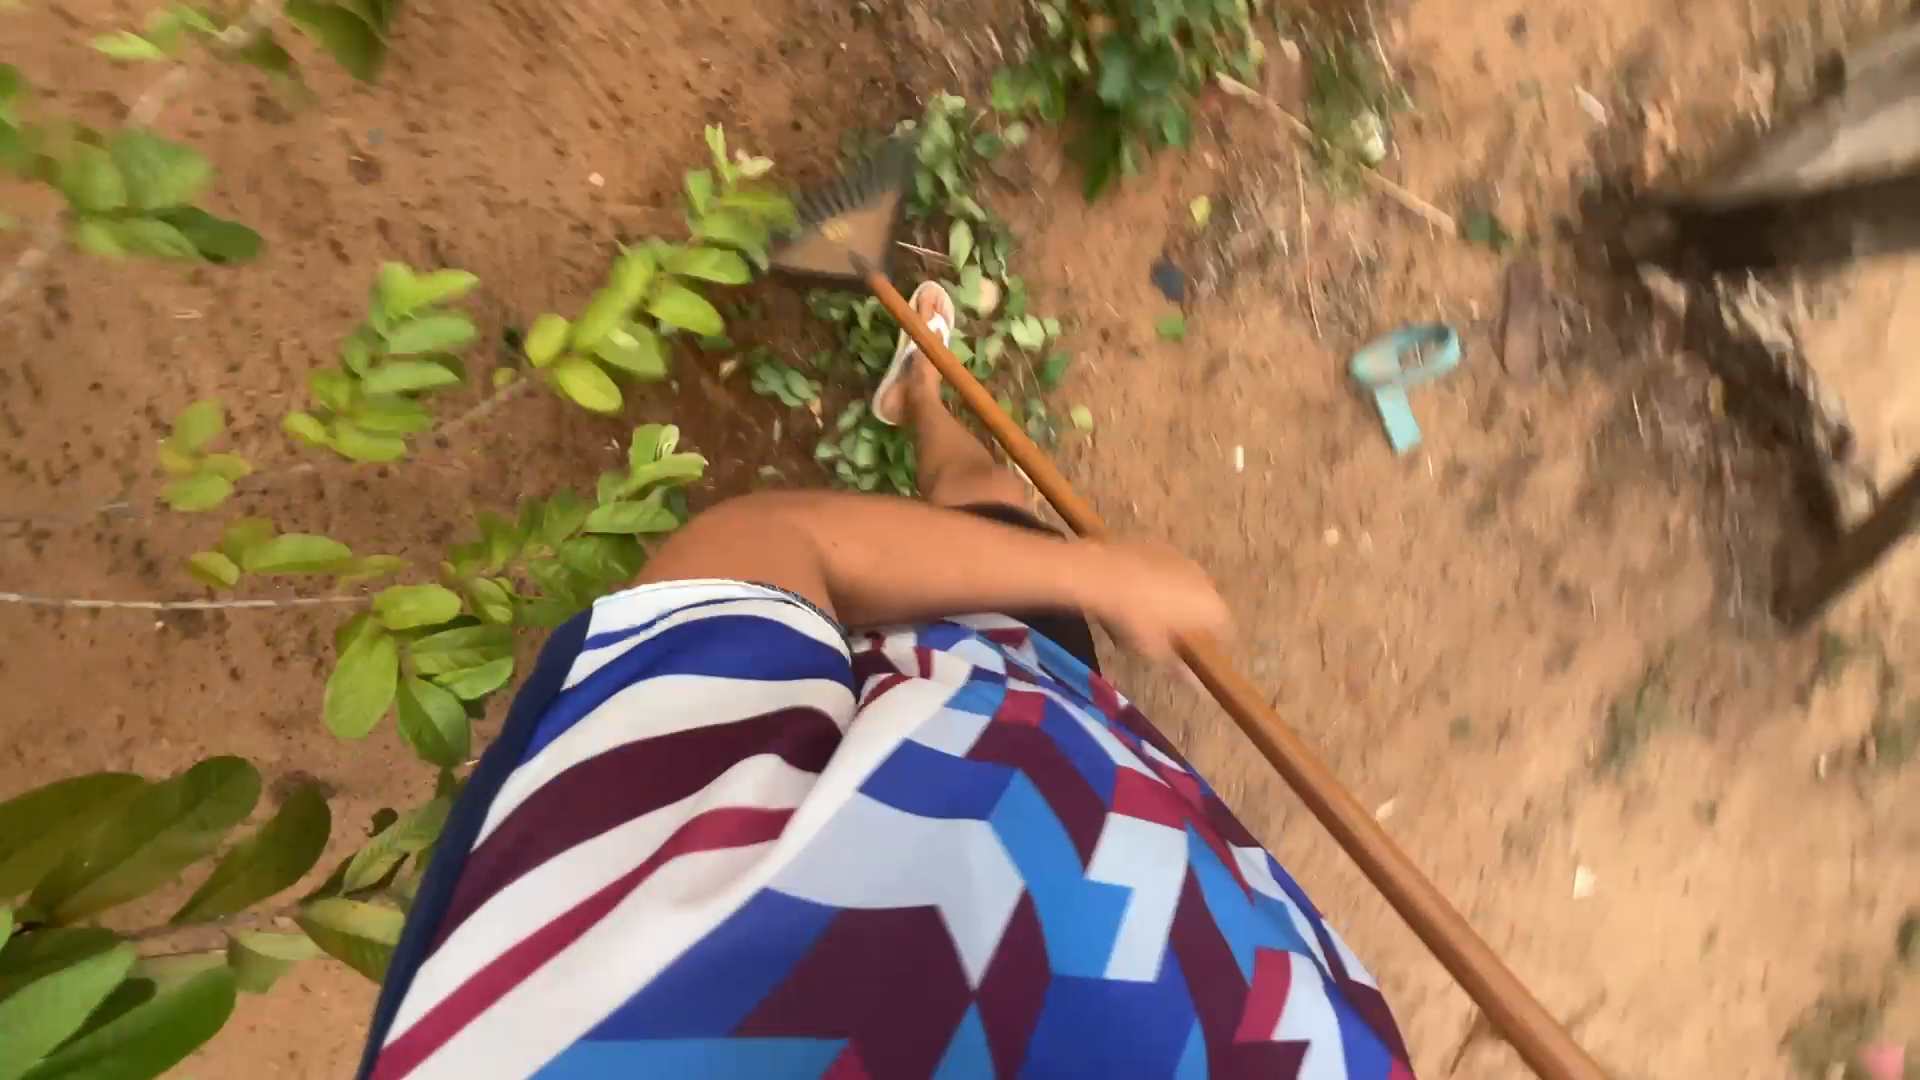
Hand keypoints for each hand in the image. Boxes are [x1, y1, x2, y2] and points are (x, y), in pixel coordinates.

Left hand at [1074, 541, 1230, 660]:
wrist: (1102, 573)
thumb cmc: (1134, 619)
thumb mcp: (1154, 651)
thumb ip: (1180, 668)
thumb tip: (1198, 688)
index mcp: (1211, 608)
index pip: (1226, 631)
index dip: (1213, 643)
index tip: (1197, 653)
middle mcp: (1205, 580)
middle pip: (1207, 604)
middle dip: (1193, 618)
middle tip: (1170, 634)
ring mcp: (1183, 559)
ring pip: (1187, 584)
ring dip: (1176, 596)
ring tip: (1149, 610)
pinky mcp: (1160, 545)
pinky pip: (1167, 568)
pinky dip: (1158, 578)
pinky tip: (1136, 588)